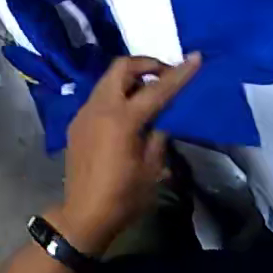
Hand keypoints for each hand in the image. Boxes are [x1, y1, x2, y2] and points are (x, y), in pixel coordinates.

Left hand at [50, 53, 202, 257]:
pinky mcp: (77, 121)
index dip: (179, 73)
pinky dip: (117, 93)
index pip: (156, 88)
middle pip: (122, 67)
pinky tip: (128, 113)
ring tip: (148, 93)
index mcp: (122, 120)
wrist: (83, 215)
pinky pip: (99, 96)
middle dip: (146, 64)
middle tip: (165, 74)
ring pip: (108, 79)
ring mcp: (84, 112)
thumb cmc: (123, 197)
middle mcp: (100, 108)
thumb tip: (161, 119)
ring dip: (130, 78)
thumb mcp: (152, 169)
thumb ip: (158, 136)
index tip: (195, 57)